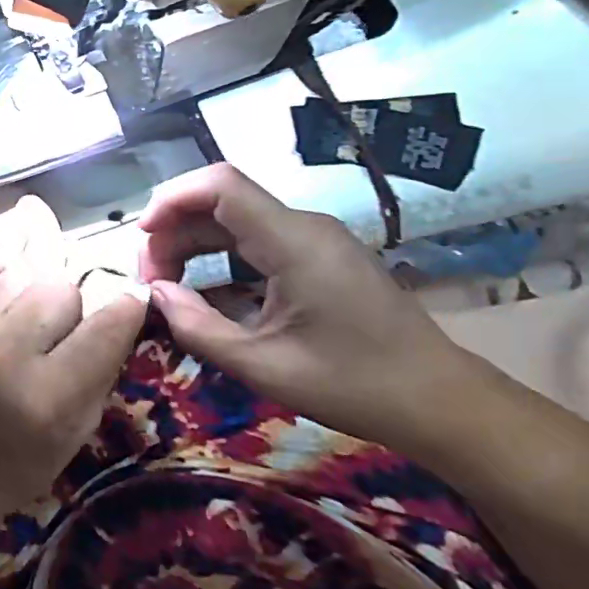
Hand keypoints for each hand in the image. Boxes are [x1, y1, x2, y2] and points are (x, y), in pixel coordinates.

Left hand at [0, 256, 147, 531]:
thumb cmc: (22, 459)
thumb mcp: (80, 429)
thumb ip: (102, 368)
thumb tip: (125, 307)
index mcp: (48, 397)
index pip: (105, 328)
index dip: (127, 310)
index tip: (130, 304)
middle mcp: (4, 356)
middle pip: (61, 287)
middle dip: (71, 306)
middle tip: (61, 329)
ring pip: (22, 271)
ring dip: (33, 290)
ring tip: (26, 318)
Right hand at [139, 164, 490, 450]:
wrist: (445, 404)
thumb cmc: (356, 386)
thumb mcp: (264, 367)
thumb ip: (198, 327)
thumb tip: (153, 294)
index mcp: (294, 242)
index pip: (220, 185)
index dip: (171, 198)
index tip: (143, 236)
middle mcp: (303, 226)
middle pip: (219, 200)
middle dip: (173, 230)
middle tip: (151, 278)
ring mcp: (313, 238)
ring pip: (233, 218)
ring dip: (192, 242)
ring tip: (168, 284)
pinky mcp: (317, 254)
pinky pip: (254, 236)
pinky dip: (218, 253)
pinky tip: (205, 287)